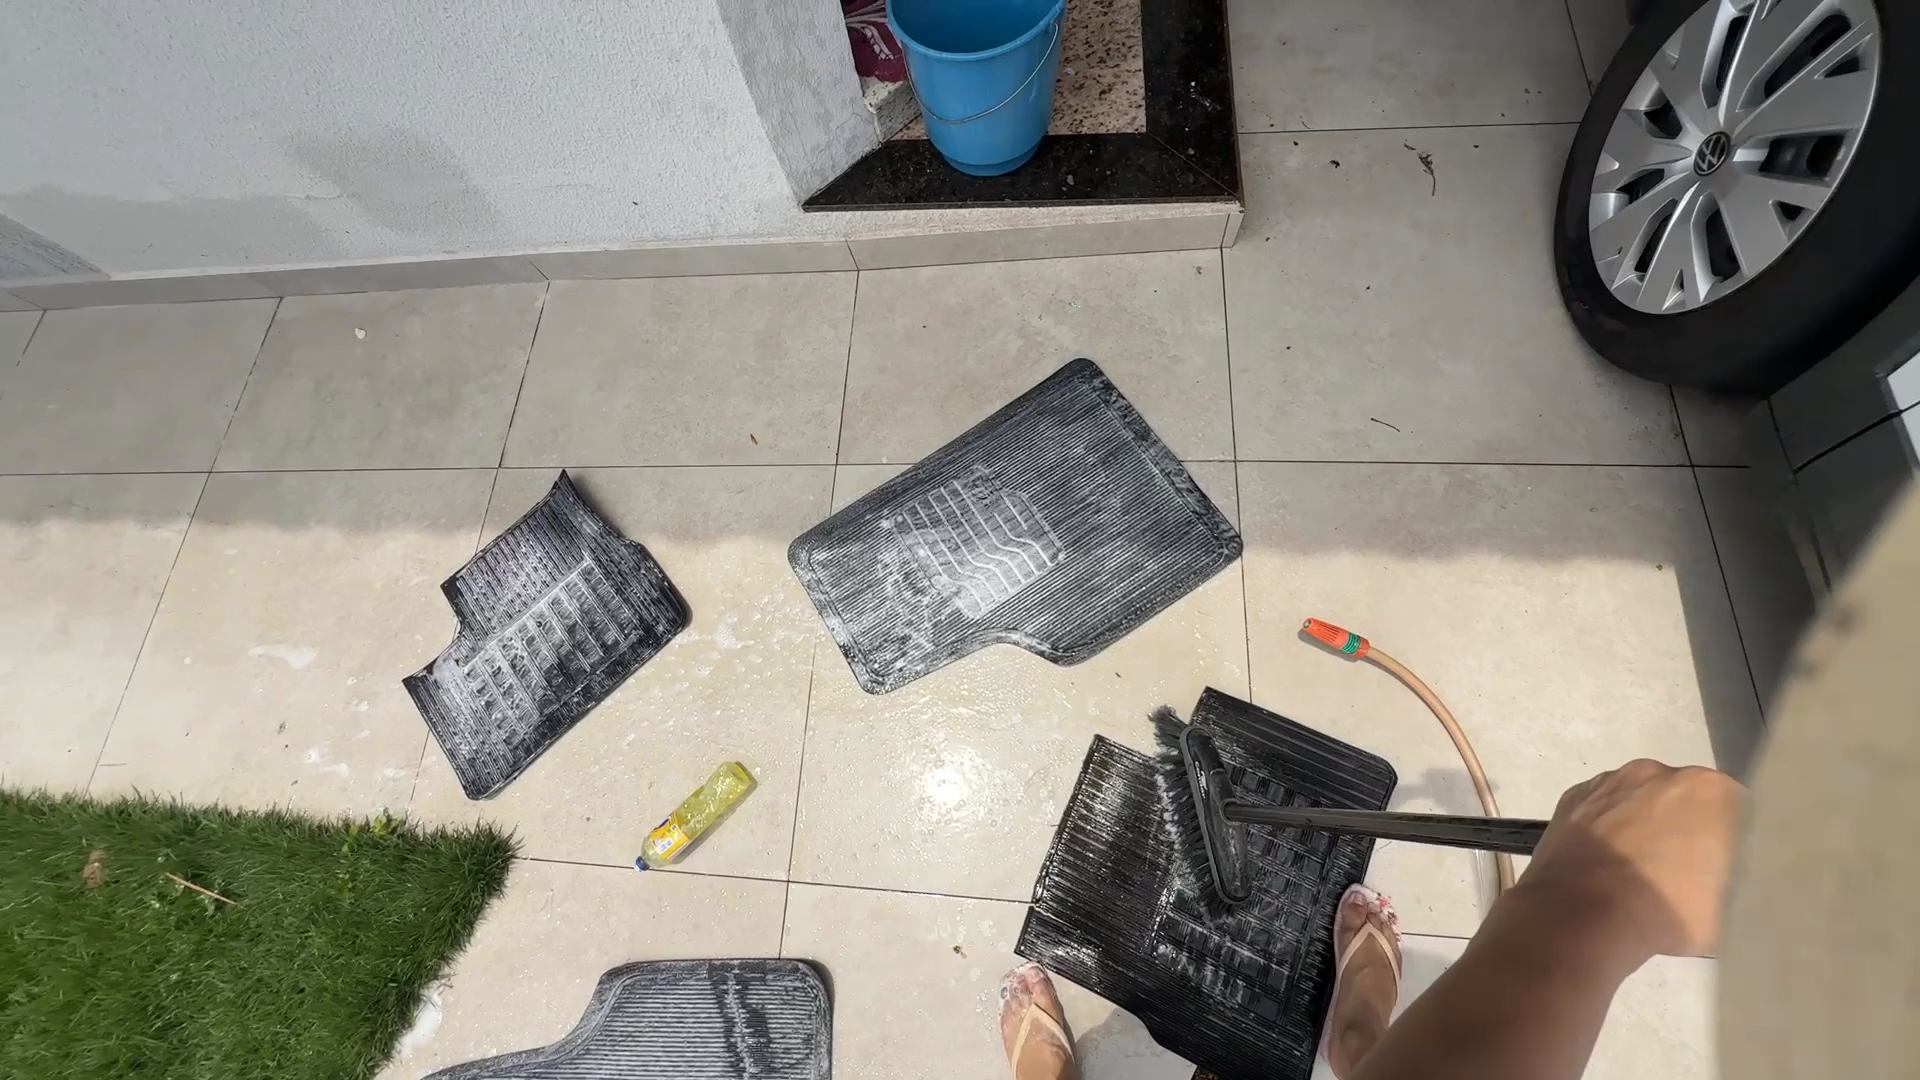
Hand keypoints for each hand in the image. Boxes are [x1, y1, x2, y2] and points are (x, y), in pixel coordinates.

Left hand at [1517, 759, 1743, 960]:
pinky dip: (1612, 827)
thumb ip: (1759, 873)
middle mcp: (1652, 773)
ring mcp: (1605, 782)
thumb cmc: (1677, 904)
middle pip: (1686, 800)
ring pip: (1642, 801)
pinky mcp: (1571, 797)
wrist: (1584, 906)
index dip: (1742, 838)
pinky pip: (1605, 809)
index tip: (1740, 865)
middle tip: (1696, 868)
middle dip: (1694, 827)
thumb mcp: (1749, 901)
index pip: (1742, 809)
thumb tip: (1762, 871)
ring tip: (1650, 867)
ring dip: (1649, 824)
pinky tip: (1615, 858)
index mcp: (1708, 789)